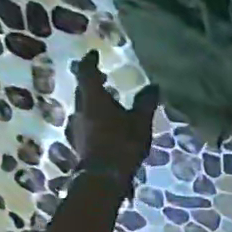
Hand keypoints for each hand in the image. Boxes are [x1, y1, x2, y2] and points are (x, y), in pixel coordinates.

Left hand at [70, 50, 157, 177]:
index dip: (89, 62)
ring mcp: (77, 127)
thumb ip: (145, 102)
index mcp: (93, 100)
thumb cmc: (122, 144)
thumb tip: (153, 86)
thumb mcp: (140, 122)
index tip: (94, 55)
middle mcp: (80, 110)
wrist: (104, 177)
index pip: (86, 73)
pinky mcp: (80, 141)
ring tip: (108, 100)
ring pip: (84, 106)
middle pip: (82, 90)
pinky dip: (95, 116)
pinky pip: (86, 121)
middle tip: (103, 76)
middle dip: (92, 82)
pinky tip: (107, 123)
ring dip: (94, 100)